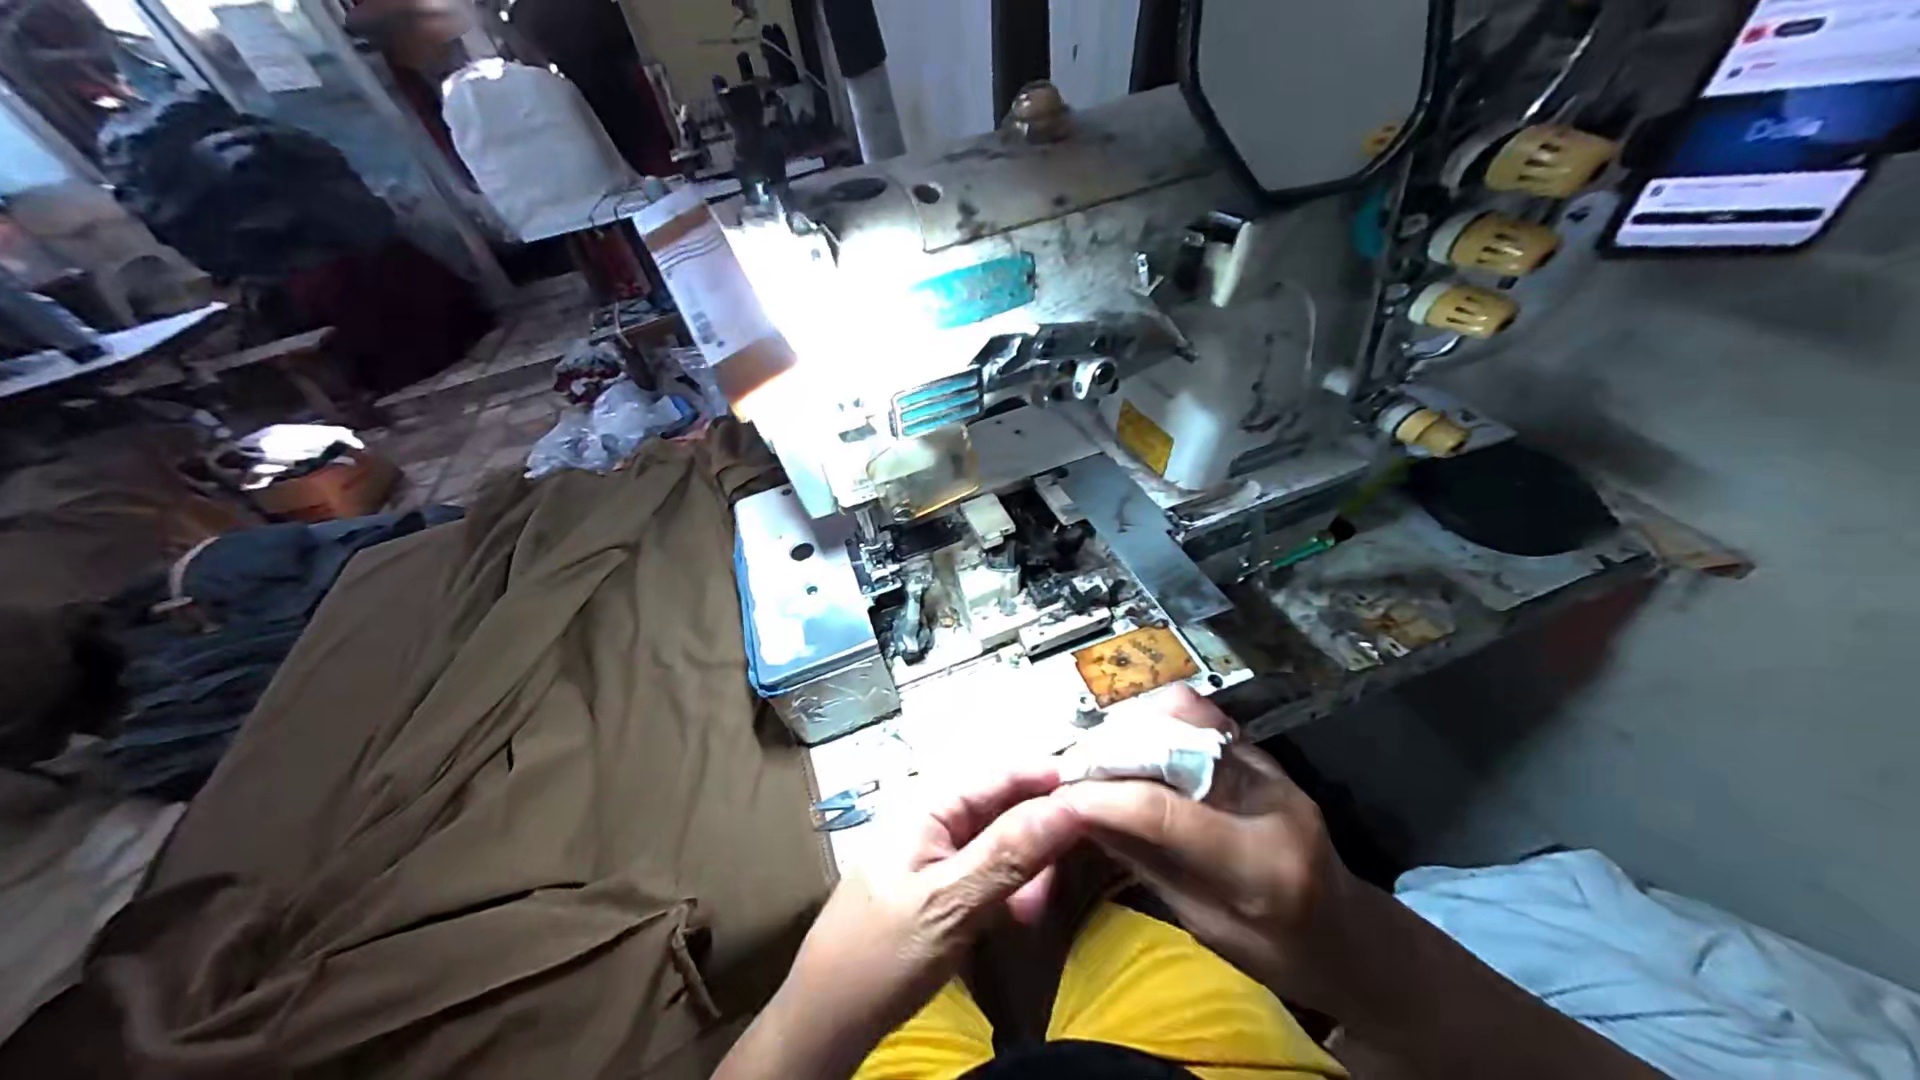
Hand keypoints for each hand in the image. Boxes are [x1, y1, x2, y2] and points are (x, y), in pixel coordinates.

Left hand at [719, 766, 1084, 1079]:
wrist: (828, 1020)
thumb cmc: (881, 953)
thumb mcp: (950, 903)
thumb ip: (1009, 852)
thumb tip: (1069, 804)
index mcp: (927, 805)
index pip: (999, 774)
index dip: (1048, 778)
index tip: (1098, 794)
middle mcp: (934, 819)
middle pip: (1004, 807)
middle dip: (1040, 832)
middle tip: (1076, 861)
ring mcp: (937, 854)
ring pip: (1001, 844)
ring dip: (1027, 868)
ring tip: (1036, 905)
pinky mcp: (942, 886)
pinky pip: (989, 874)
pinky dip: (1010, 890)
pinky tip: (1018, 916)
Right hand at [1058, 688, 1669, 1078]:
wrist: (1355, 937)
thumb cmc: (1283, 955)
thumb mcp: (1207, 928)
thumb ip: (1147, 863)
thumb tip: (1084, 816)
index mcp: (1262, 864)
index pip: (1164, 811)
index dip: (1102, 798)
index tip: (1058, 797)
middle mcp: (1270, 798)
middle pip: (1172, 745)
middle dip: (1110, 751)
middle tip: (1071, 767)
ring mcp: (1270, 766)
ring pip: (1187, 714)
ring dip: (1130, 727)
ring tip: (1097, 752)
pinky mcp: (1262, 753)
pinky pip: (1200, 715)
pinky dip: (1155, 720)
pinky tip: (1131, 742)